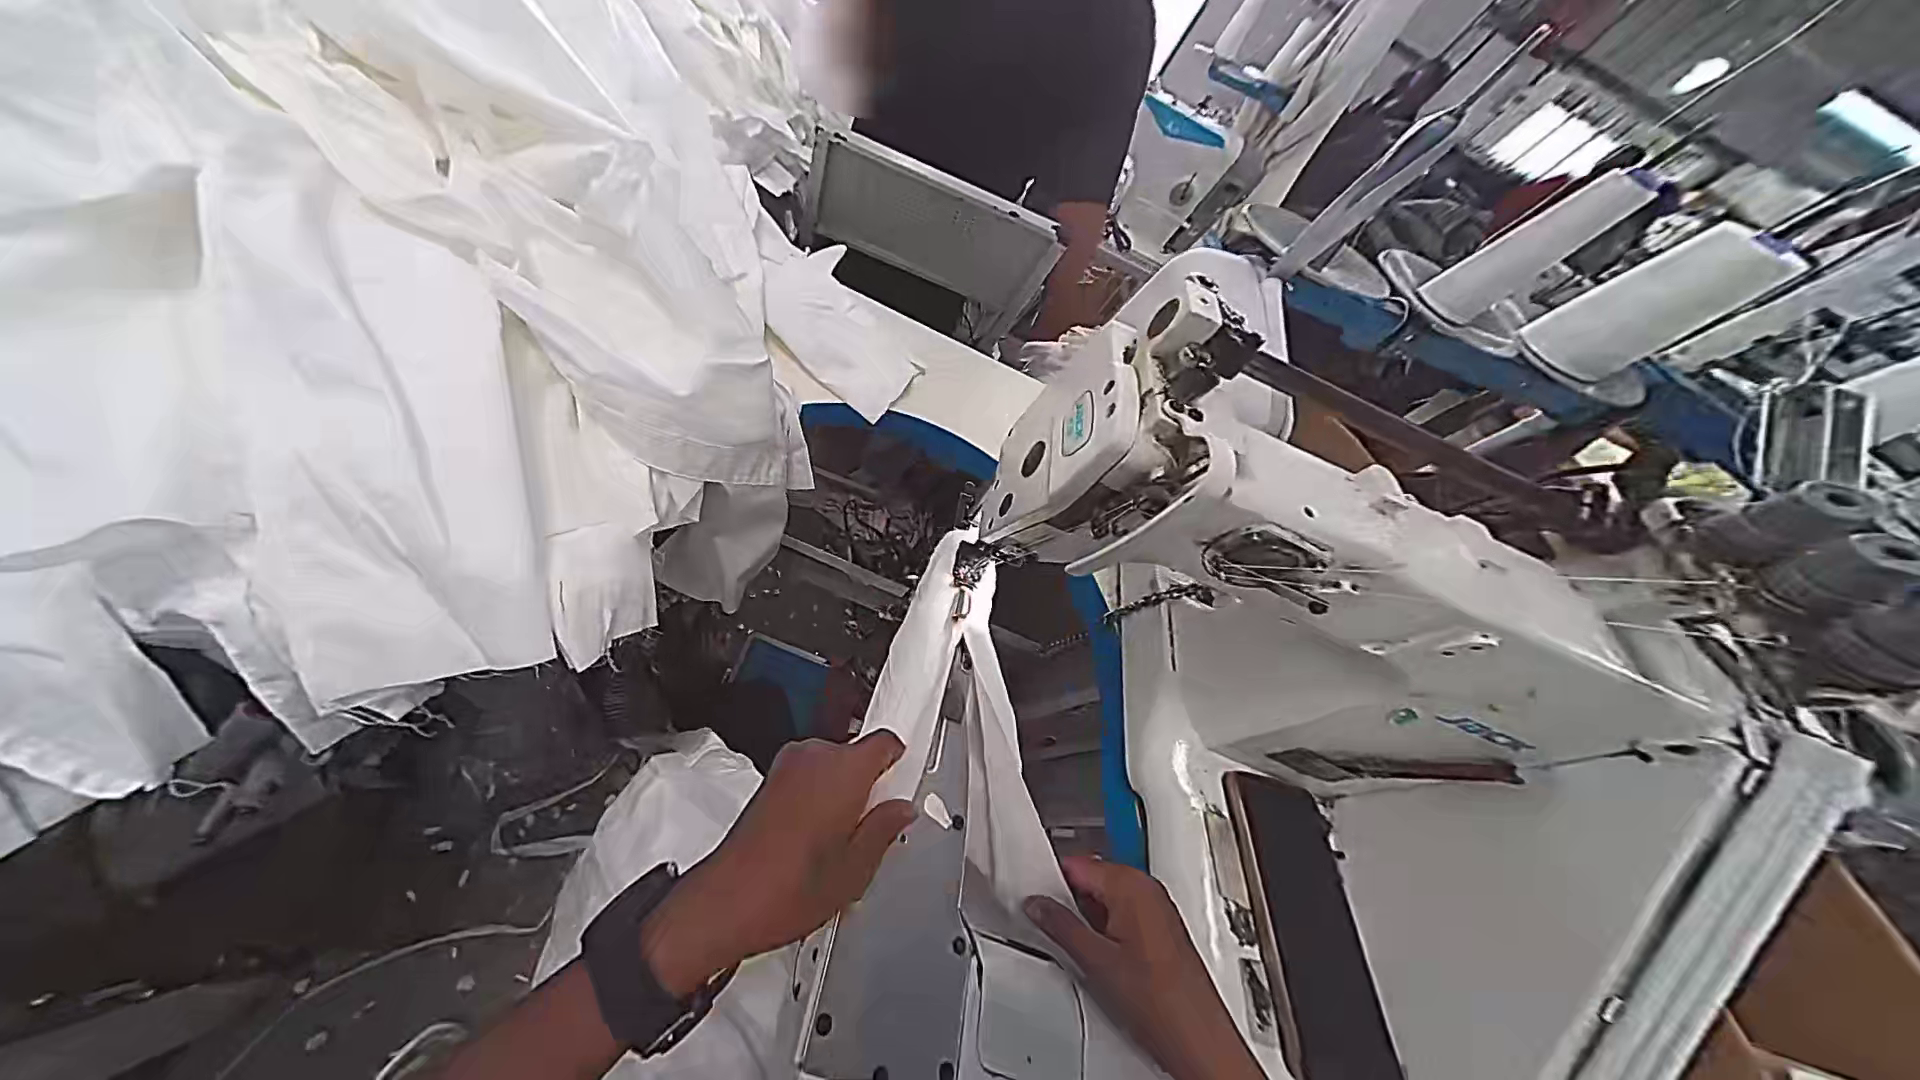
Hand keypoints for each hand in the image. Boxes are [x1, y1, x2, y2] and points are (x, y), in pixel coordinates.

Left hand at [639, 733, 917, 995]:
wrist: (725, 903)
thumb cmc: (783, 889)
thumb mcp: (856, 869)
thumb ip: (886, 829)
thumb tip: (900, 812)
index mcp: (845, 770)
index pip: (886, 741)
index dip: (900, 760)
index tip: (904, 778)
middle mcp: (815, 757)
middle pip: (859, 753)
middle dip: (870, 781)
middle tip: (873, 822)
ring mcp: (789, 766)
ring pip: (833, 764)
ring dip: (841, 788)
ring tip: (839, 837)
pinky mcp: (770, 780)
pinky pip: (809, 774)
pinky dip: (817, 793)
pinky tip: (815, 836)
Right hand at [1025, 856, 1264, 1079]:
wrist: (1200, 1043)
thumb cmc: (1163, 1004)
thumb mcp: (1095, 961)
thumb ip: (1060, 926)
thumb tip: (1039, 906)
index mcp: (1131, 883)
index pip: (1077, 863)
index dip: (1051, 881)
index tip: (1036, 898)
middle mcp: (1148, 888)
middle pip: (1093, 879)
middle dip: (1071, 901)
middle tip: (1054, 926)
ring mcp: (1158, 908)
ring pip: (1107, 898)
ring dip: (1089, 918)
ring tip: (1083, 951)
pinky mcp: (1162, 929)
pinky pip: (1123, 914)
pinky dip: (1108, 930)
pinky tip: (1103, 960)